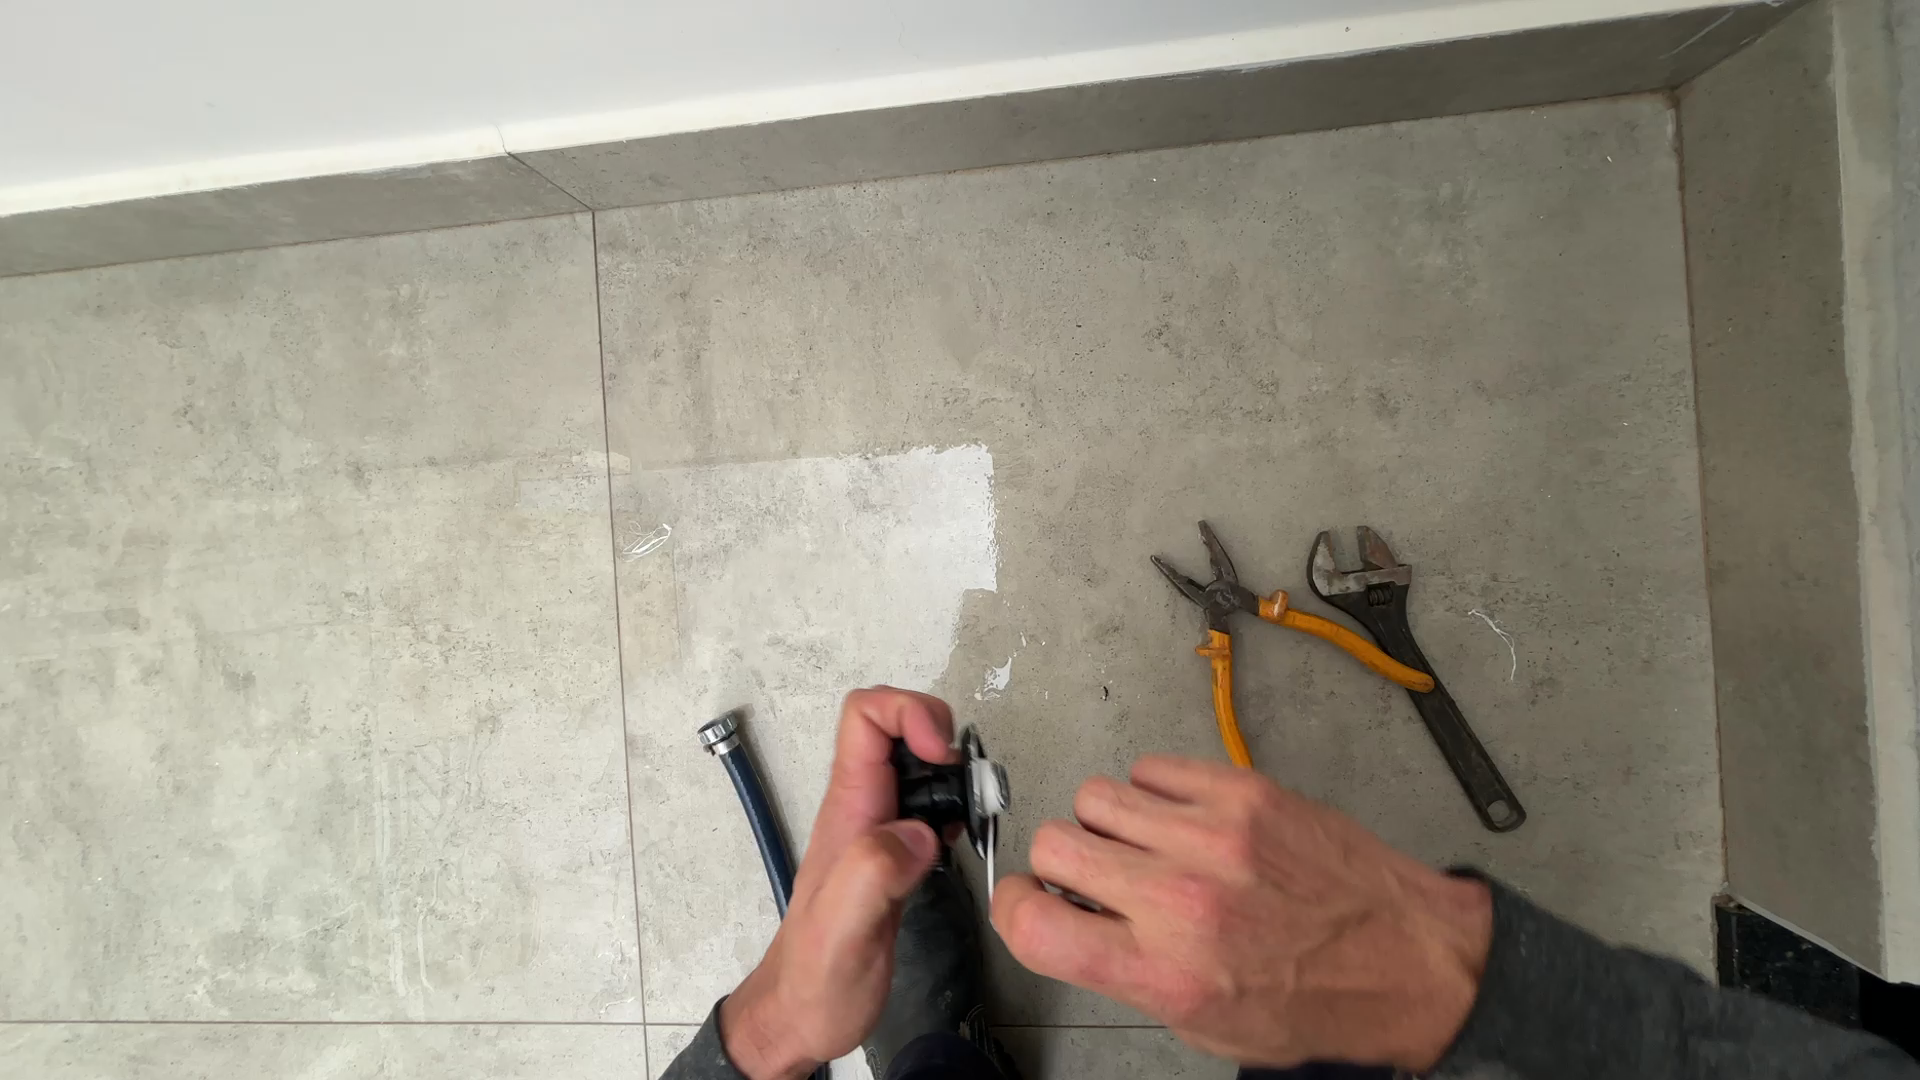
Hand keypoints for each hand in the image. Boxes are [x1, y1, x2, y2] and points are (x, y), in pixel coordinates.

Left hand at [721, 688, 959, 1079]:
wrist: (803, 1014)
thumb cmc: (818, 977)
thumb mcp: (843, 929)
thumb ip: (873, 873)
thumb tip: (921, 831)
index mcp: (850, 803)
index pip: (866, 715)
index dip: (908, 712)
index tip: (942, 754)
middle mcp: (865, 800)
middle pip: (895, 722)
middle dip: (938, 731)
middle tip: (966, 783)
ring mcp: (880, 820)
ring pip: (914, 757)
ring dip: (950, 768)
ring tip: (969, 810)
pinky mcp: (896, 845)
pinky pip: (926, 796)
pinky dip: (952, 801)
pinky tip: (958, 836)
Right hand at [991, 756, 1491, 1070]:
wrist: (1409, 959)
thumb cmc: (1311, 1001)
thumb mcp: (1202, 1021)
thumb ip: (1123, 966)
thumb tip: (1068, 907)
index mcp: (1166, 970)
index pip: (1035, 924)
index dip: (1014, 906)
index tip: (1026, 898)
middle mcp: (1180, 898)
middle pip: (1053, 840)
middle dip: (1062, 858)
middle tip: (1097, 870)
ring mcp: (1210, 834)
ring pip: (1094, 794)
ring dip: (1108, 822)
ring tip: (1148, 841)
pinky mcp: (1238, 790)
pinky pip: (1147, 768)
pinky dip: (1152, 792)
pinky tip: (1182, 818)